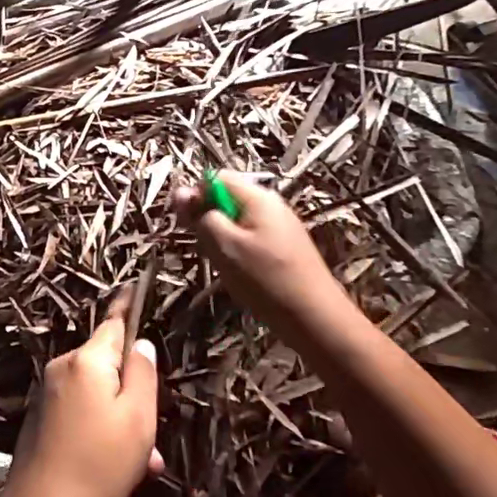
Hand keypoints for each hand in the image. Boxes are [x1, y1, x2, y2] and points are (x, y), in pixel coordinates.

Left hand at [5, 301, 162, 496]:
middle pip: (106, 363)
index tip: (134, 287)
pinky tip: (117, 465)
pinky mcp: (41, 418)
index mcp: (86, 360)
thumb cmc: (102, 461)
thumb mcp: (138, 417)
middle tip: (154, 428)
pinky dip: (101, 428)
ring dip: (121, 417)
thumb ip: (143, 374)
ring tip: (142, 460)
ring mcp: (47, 394)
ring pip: (96, 393)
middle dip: (132, 387)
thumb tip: (140, 343)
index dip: (128, 308)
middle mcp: (61, 368)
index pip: (113, 324)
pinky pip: (80, 411)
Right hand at [173, 171, 346, 351]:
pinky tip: (242, 273)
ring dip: (221, 239)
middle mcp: (272, 205)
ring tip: (224, 264)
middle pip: (227, 198)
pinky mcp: (284, 248)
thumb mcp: (223, 246)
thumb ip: (201, 216)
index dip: (196, 195)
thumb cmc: (265, 279)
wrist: (314, 319)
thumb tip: (181, 193)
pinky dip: (238, 252)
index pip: (217, 178)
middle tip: (207, 248)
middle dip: (209, 219)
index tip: (187, 223)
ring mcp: (281, 227)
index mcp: (259, 197)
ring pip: (237, 221)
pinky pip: (250, 238)